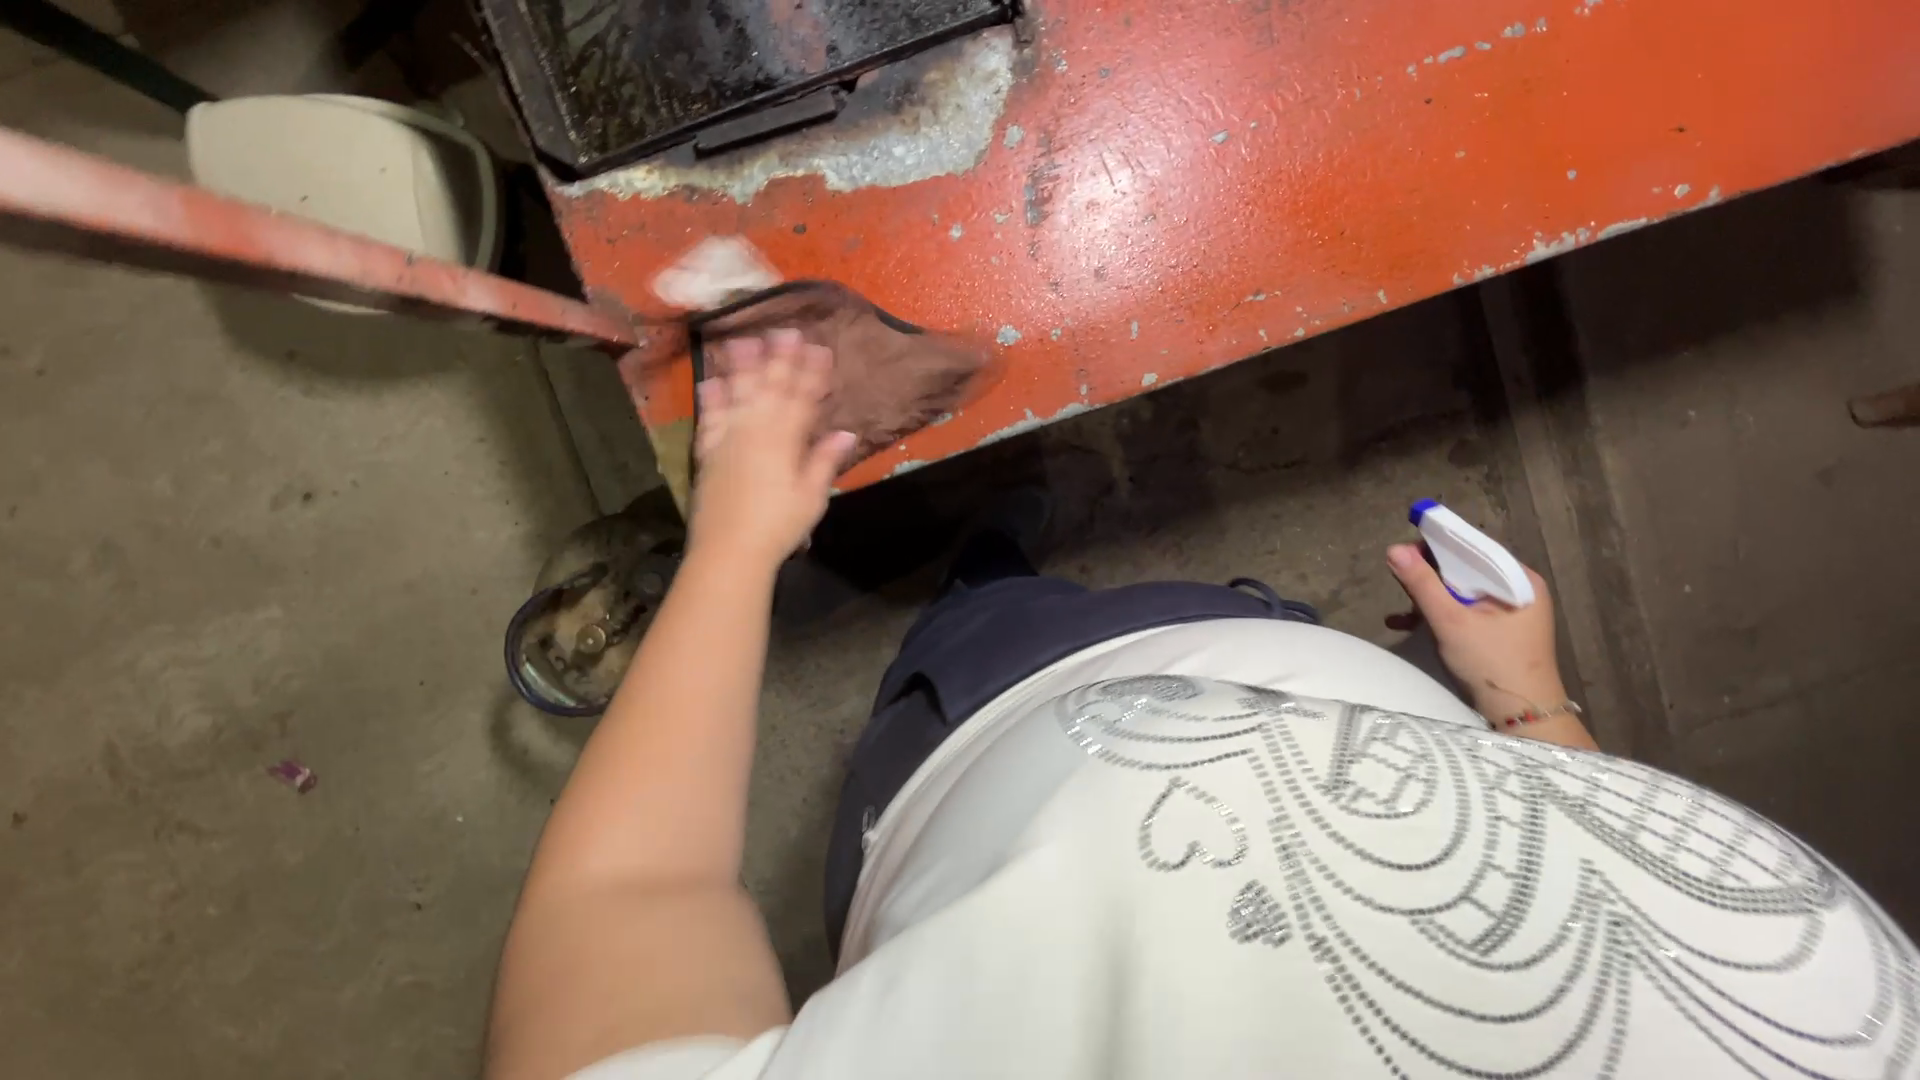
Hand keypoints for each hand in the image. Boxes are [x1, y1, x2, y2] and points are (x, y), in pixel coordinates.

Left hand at [685, 330, 855, 569]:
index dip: (812, 373)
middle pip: (771, 388)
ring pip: (738, 394)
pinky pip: (710, 418)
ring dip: (744, 366)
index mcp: (785, 441)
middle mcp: (756, 431)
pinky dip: (712, 398)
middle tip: (786, 329)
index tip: (820, 347)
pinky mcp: (708, 453)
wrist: (729, 549)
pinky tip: (712, 379)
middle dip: (781, 359)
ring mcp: (729, 439)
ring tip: (745, 338)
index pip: (803, 399)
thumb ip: (824, 461)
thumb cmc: (778, 526)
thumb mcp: (811, 497)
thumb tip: (846, 432)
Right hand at [1385, 544, 1567, 721]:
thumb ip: (1422, 584)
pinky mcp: (1498, 629)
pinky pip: (1464, 610)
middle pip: (1465, 569)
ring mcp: (1509, 611)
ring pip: (1461, 591)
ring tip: (1402, 610)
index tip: (1403, 552)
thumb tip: (1393, 549)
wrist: (1521, 715)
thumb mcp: (1450, 621)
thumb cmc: (1491, 662)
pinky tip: (1406, 624)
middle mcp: (1518, 589)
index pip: (1473, 548)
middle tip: (1399, 582)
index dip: (1437, 545)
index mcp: (1519, 580)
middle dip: (1429, 576)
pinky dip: (1439, 614)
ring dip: (1429, 598)